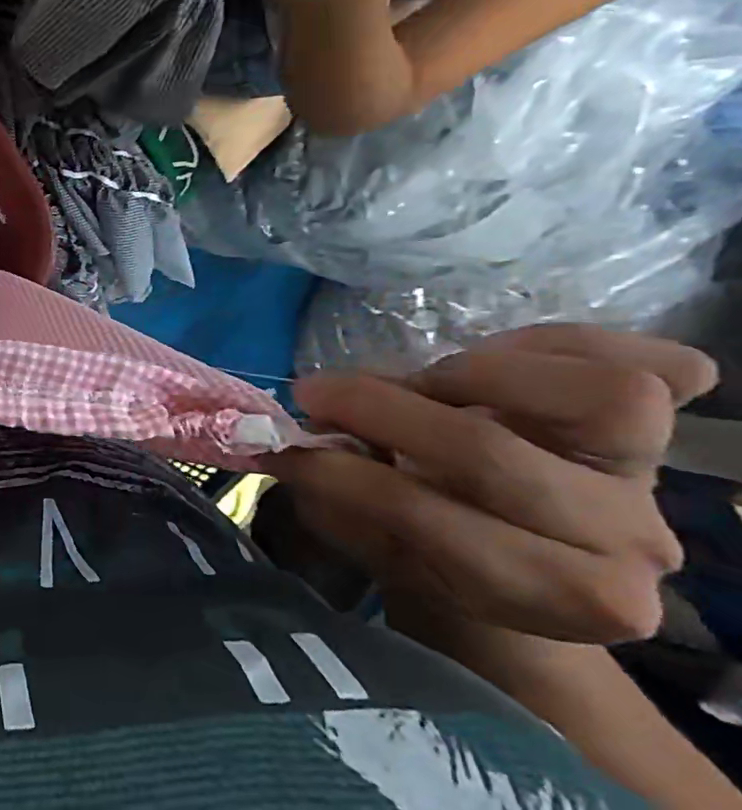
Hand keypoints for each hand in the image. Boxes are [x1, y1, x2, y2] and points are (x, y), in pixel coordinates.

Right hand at [276, 324, 715, 643]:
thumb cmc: (425, 552)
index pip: (428, 518)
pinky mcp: (664, 430)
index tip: (282, 450)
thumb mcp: (368, 540)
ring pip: (608, 398)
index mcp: (551, 593)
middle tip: (314, 392)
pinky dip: (567, 347)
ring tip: (422, 382)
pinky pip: (661, 365)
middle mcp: (625, 543)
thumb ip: (329, 493)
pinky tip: (497, 361)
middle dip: (377, 411)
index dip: (341, 476)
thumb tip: (275, 437)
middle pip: (491, 454)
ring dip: (483, 375)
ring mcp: (655, 481)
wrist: (513, 563)